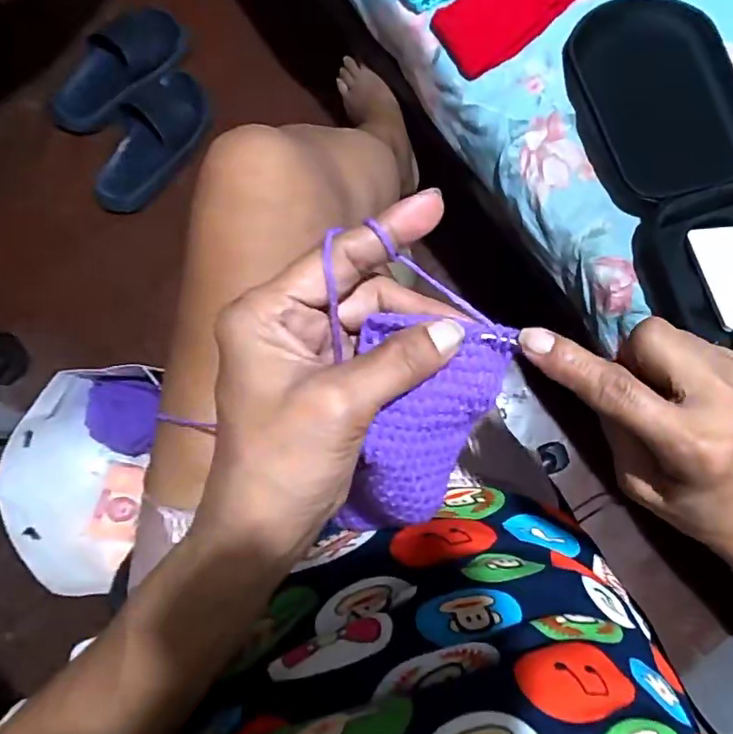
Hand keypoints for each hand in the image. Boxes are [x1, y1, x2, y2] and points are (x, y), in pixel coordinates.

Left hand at [193, 190, 466, 559]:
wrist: (262, 531)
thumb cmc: (284, 463)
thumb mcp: (342, 404)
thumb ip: (399, 360)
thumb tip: (454, 331)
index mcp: (268, 313)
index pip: (336, 258)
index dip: (388, 230)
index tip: (435, 202)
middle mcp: (286, 323)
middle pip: (362, 293)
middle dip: (415, 307)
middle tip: (470, 328)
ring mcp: (308, 354)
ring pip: (373, 325)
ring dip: (417, 335)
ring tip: (465, 349)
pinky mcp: (327, 381)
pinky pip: (374, 356)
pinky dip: (407, 359)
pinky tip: (441, 362)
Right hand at [519, 318, 732, 598]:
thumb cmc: (689, 506)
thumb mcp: (635, 480)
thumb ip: (613, 421)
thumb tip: (585, 365)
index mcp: (690, 444)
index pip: (619, 391)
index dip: (573, 363)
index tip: (533, 339)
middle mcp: (728, 404)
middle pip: (650, 335)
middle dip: (631, 357)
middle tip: (640, 392)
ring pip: (675, 334)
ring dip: (661, 361)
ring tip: (678, 399)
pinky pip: (701, 343)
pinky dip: (688, 365)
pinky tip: (703, 397)